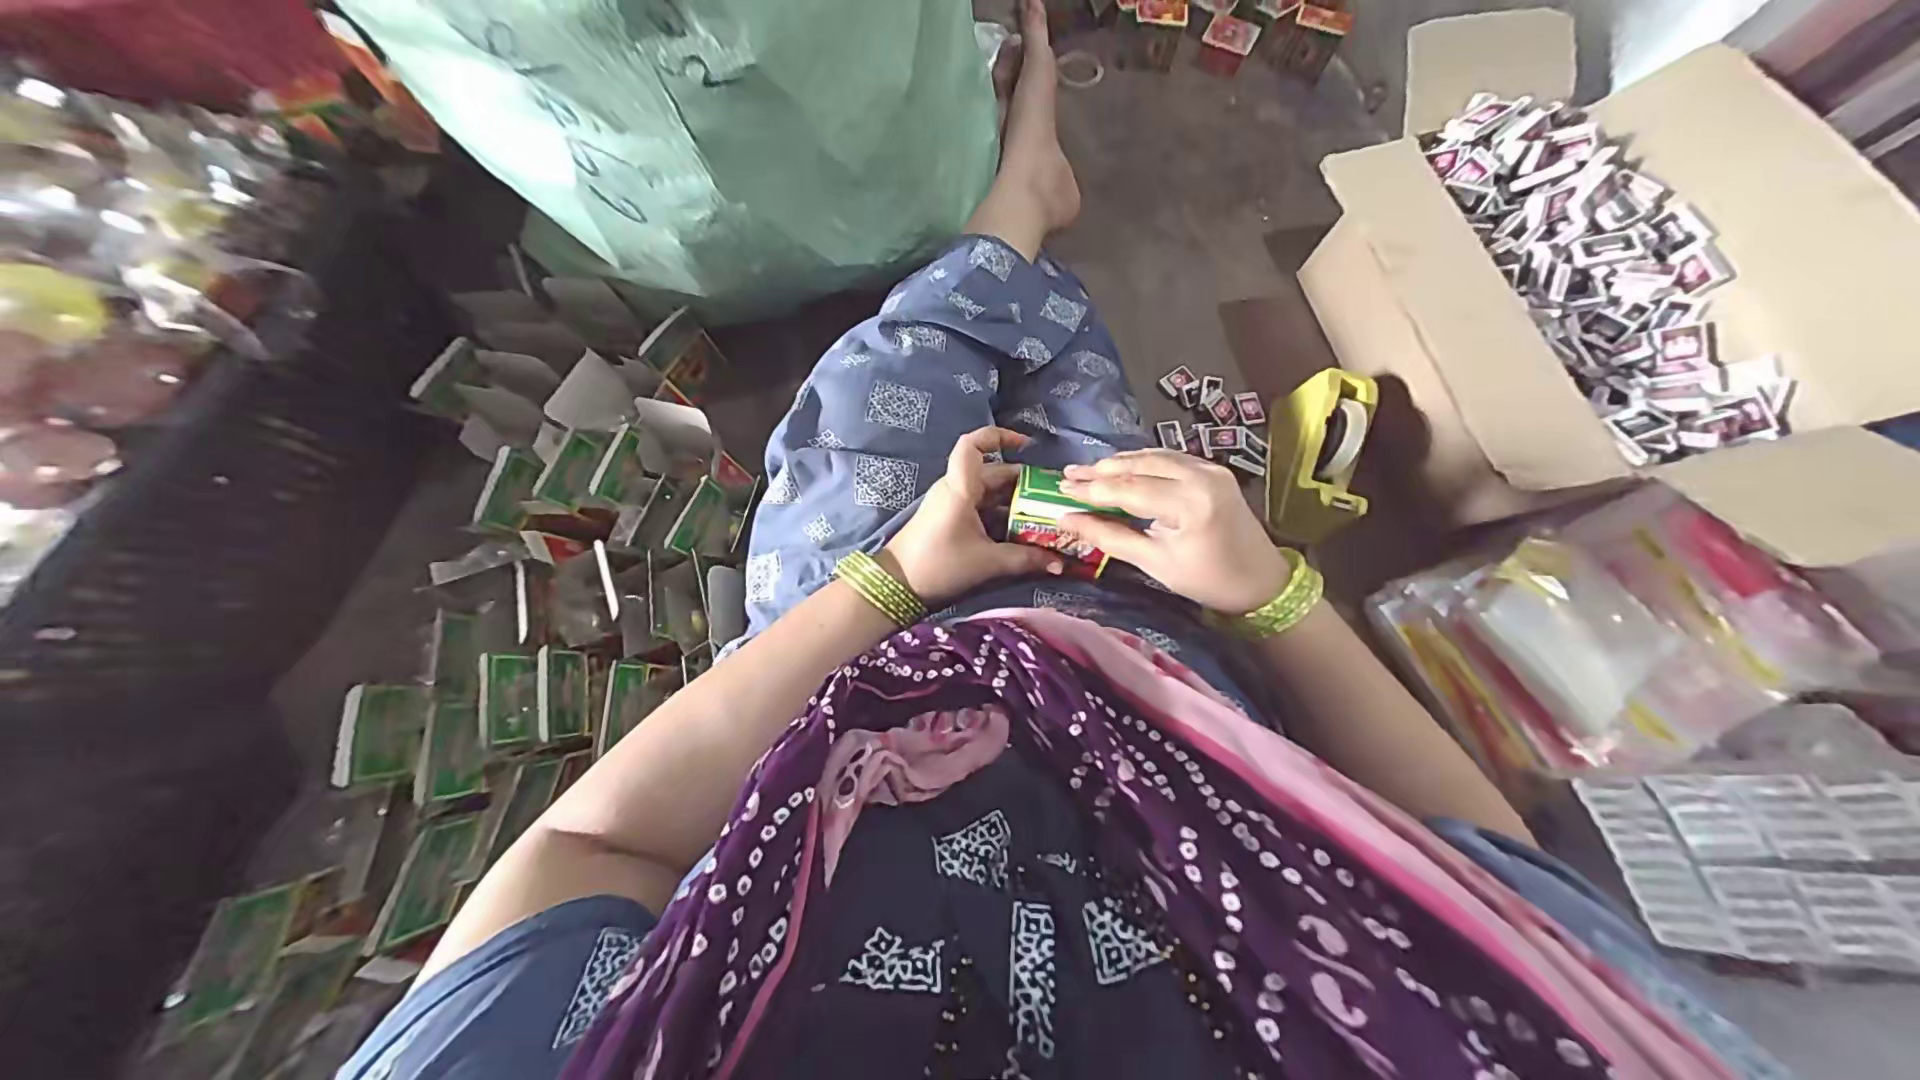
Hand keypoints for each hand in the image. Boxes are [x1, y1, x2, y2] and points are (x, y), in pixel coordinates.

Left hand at [883, 427, 1063, 606]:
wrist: (897, 586)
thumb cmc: (939, 564)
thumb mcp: (988, 562)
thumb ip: (1026, 559)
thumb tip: (1061, 562)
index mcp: (960, 487)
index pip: (973, 445)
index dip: (1000, 437)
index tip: (1027, 446)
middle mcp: (955, 489)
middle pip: (993, 474)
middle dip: (1024, 484)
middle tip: (1052, 499)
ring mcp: (951, 505)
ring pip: (989, 494)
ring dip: (1015, 504)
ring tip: (1043, 518)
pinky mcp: (950, 522)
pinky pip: (981, 510)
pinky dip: (1001, 517)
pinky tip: (1021, 533)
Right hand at [1057, 450, 1292, 615]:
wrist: (1262, 580)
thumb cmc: (1207, 579)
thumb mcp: (1154, 563)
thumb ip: (1109, 537)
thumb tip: (1067, 520)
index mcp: (1188, 504)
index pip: (1128, 489)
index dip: (1091, 489)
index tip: (1061, 489)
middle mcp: (1201, 476)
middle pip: (1139, 465)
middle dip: (1100, 470)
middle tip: (1068, 474)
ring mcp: (1210, 469)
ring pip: (1153, 456)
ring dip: (1118, 462)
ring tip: (1087, 470)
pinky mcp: (1213, 469)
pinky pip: (1169, 458)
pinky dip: (1141, 461)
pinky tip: (1121, 468)